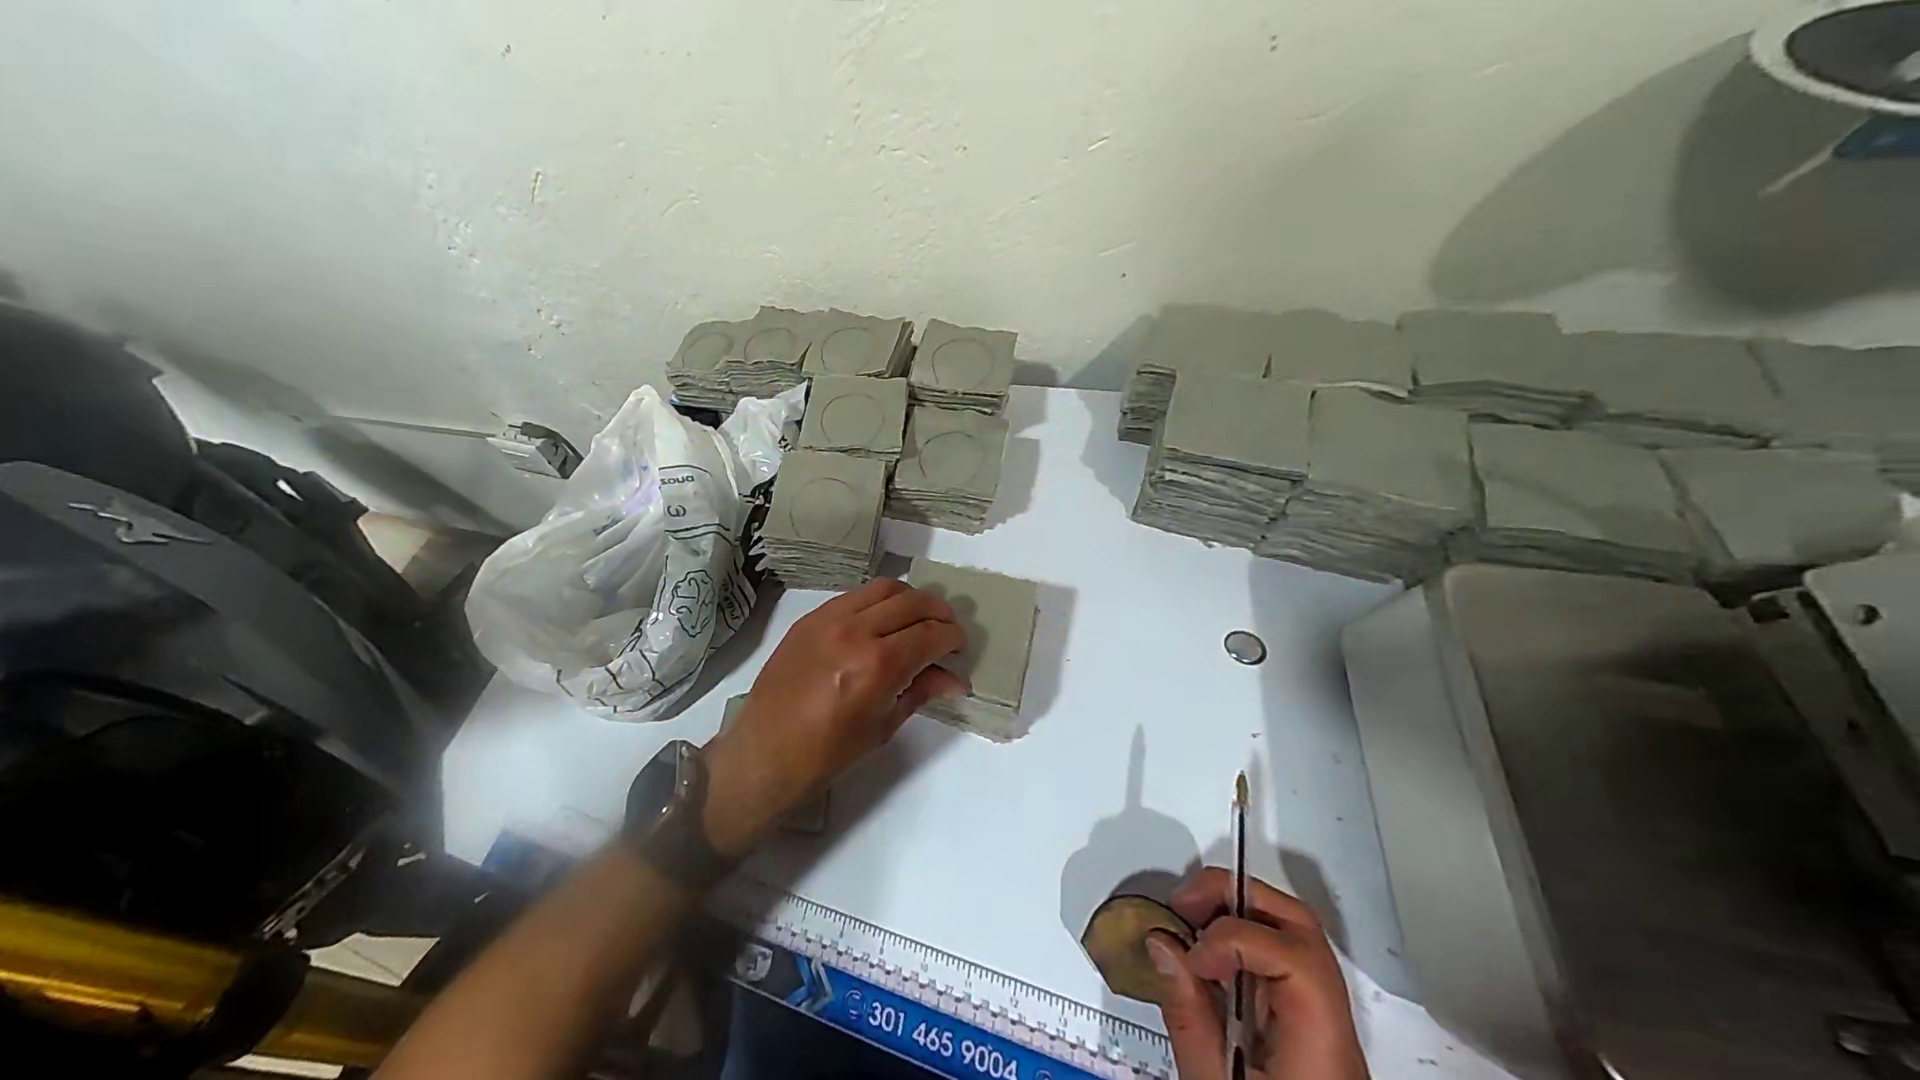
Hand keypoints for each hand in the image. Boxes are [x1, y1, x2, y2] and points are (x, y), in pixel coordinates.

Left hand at [700, 578, 967, 855]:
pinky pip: (855, 596)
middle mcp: (855, 631)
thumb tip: (954, 679)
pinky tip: (882, 623)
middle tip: (946, 632)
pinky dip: (877, 602)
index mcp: (878, 664)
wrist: (764, 754)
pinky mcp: (809, 618)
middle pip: (913, 601)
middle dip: (939, 613)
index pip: (931, 633)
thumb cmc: (827, 753)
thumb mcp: (883, 725)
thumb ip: (920, 691)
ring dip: (910, 599)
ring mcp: (828, 619)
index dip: (954, 638)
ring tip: (917, 620)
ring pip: (884, 588)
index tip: (960, 649)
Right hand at [1146, 868, 1367, 1079]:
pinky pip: (1280, 951)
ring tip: (1191, 923)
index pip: (1290, 955)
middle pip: (1297, 924)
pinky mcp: (1309, 1018)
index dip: (1231, 938)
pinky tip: (1209, 952)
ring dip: (1237, 911)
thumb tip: (1163, 943)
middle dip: (1235, 897)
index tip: (1189, 957)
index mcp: (1321, 1046)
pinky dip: (1241, 936)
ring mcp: (1327, 1017)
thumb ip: (1188, 1012)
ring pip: (1291, 929)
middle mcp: (1334, 1021)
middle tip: (1184, 906)